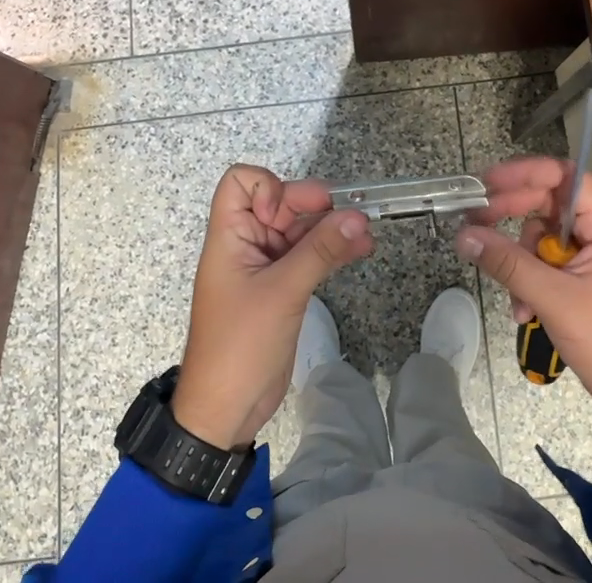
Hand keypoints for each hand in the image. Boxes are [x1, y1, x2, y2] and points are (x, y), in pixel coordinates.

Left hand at [171, 165, 372, 449]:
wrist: (226, 408)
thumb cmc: (241, 344)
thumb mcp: (282, 293)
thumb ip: (320, 252)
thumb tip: (357, 217)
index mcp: (229, 237)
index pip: (241, 183)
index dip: (269, 186)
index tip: (291, 213)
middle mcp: (246, 244)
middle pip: (280, 203)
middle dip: (313, 205)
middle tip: (350, 216)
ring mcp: (266, 267)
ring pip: (300, 230)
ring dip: (331, 228)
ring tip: (365, 234)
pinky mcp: (283, 288)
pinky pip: (309, 256)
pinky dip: (333, 250)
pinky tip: (361, 249)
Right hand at [455, 157, 591, 499]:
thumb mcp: (551, 299)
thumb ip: (507, 262)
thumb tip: (463, 234)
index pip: (566, 176)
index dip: (525, 173)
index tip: (486, 183)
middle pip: (551, 203)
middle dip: (513, 217)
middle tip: (475, 224)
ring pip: (545, 236)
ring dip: (521, 262)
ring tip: (516, 301)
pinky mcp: (591, 277)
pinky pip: (551, 262)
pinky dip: (533, 280)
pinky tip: (525, 311)